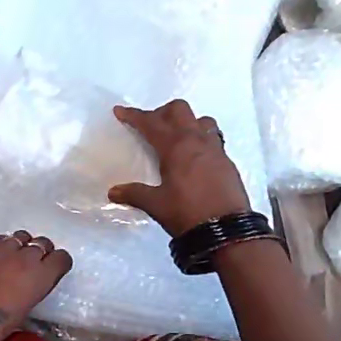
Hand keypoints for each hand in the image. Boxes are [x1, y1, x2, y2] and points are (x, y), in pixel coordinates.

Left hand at [0, 230, 73, 340]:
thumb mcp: (25, 309)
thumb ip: (34, 289)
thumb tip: (31, 284)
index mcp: (42, 275)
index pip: (62, 258)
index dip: (57, 263)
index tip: (51, 270)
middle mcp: (27, 256)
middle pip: (43, 243)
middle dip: (40, 252)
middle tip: (31, 265)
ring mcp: (4, 247)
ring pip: (21, 236)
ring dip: (21, 245)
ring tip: (12, 258)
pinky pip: (0, 239)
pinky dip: (1, 246)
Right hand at [108, 100, 251, 235]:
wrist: (227, 230)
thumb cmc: (188, 213)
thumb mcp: (156, 205)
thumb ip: (135, 194)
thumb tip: (113, 191)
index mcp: (176, 147)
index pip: (151, 123)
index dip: (134, 116)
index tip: (120, 111)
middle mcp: (197, 141)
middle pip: (179, 110)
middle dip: (161, 113)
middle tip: (150, 128)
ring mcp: (215, 149)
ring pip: (200, 120)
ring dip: (185, 123)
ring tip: (175, 139)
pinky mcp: (226, 161)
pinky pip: (212, 138)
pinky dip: (199, 139)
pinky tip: (193, 158)